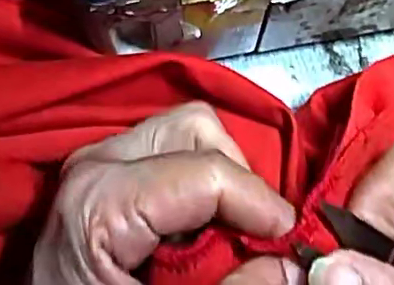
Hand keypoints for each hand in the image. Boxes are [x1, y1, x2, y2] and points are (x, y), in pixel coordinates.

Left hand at [32, 102, 301, 284]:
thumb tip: (296, 267)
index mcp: (102, 201)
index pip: (204, 171)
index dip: (261, 205)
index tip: (294, 245)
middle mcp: (97, 160)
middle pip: (194, 126)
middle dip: (238, 177)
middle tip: (258, 238)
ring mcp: (98, 156)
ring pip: (184, 128)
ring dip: (220, 176)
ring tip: (227, 238)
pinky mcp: (105, 165)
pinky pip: (168, 148)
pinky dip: (198, 180)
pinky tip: (200, 229)